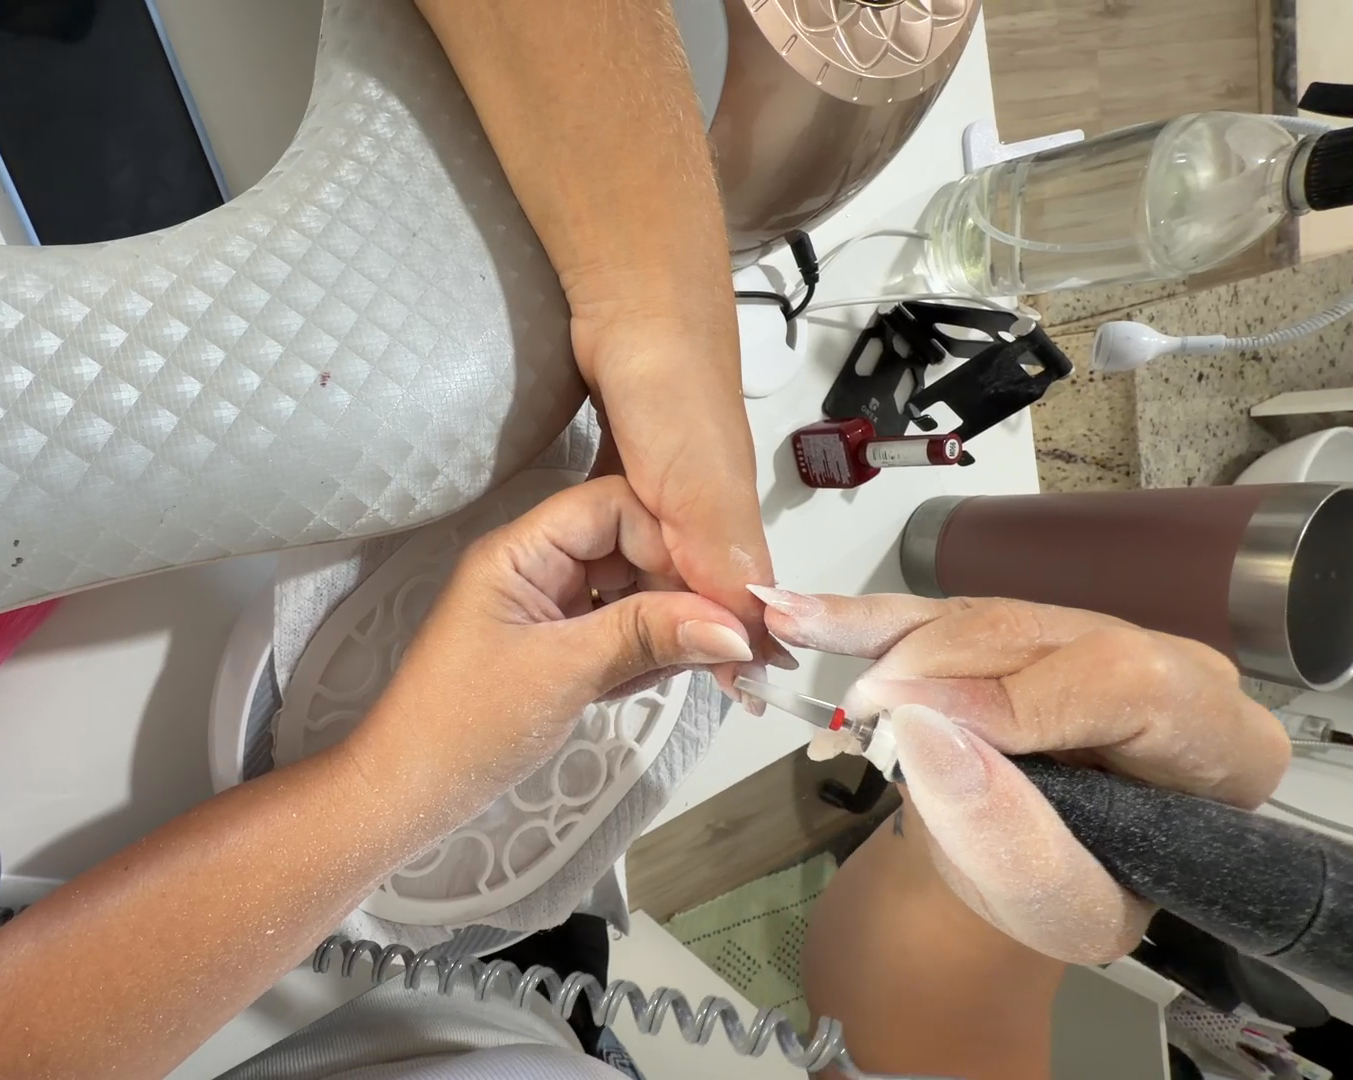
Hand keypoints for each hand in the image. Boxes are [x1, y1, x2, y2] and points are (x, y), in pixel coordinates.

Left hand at [345, 475, 753, 809]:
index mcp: (521, 550)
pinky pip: (616, 628)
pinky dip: (644, 649)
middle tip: (732, 641)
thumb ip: (648, 635)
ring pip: (628, 590)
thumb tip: (737, 625)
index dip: (669, 539)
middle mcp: (536, 565)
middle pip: (628, 546)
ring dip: (667, 624)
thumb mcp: (563, 671)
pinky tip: (654, 678)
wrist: (413, 788)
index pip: (611, 507)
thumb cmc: (469, 723)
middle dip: (678, 588)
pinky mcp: (555, 643)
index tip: (721, 593)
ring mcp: (546, 605)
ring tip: (700, 667)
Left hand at [580, 316, 783, 673]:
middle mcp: (691, 508)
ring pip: (653, 564)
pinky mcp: (625, 469)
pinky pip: (624, 536)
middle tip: (635, 674)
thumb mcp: (696, 484)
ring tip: (614, 648)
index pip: (724, 596)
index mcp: (717, 520)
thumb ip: (721, 555)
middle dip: (669, 625)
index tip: (708, 686)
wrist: (631, 303)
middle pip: (684, 585)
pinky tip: (598, 586)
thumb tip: (754, 634)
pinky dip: (616, 564)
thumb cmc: (670, 391)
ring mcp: (656, 487)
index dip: (711, 638)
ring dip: (642, 601)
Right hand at [758, 589, 1290, 964]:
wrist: (1012, 866)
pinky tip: (793, 607)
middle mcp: (1143, 664)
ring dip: (870, 626)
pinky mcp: (986, 629)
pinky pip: (916, 612)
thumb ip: (1006, 837)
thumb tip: (918, 730)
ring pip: (964, 612)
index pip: (1121, 681)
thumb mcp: (1054, 906)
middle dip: (928, 664)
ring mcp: (1060, 636)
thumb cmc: (1052, 892)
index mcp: (1206, 738)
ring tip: (789, 623)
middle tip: (859, 707)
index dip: (1011, 695)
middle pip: (1030, 632)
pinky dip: (848, 616)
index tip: (910, 720)